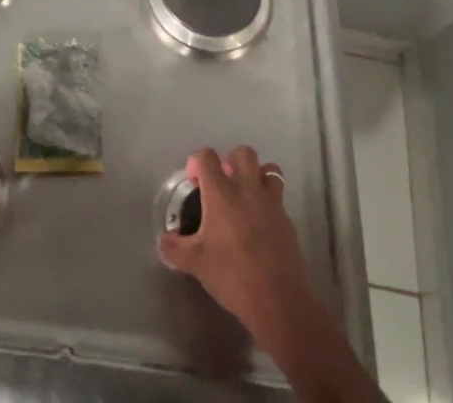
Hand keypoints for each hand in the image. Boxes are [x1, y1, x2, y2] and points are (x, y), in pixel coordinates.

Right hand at [158, 146, 318, 344]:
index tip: (193, 180)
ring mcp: (272, 204)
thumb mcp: (194, 263)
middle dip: (230, 160)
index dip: (197, 161)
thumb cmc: (231, 276)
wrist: (277, 300)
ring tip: (245, 198)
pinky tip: (258, 225)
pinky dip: (267, 202)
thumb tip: (165, 239)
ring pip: (269, 170)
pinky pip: (278, 198)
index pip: (207, 157)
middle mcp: (248, 190)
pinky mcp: (288, 221)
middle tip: (221, 184)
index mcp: (222, 194)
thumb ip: (175, 247)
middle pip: (243, 153)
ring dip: (256, 176)